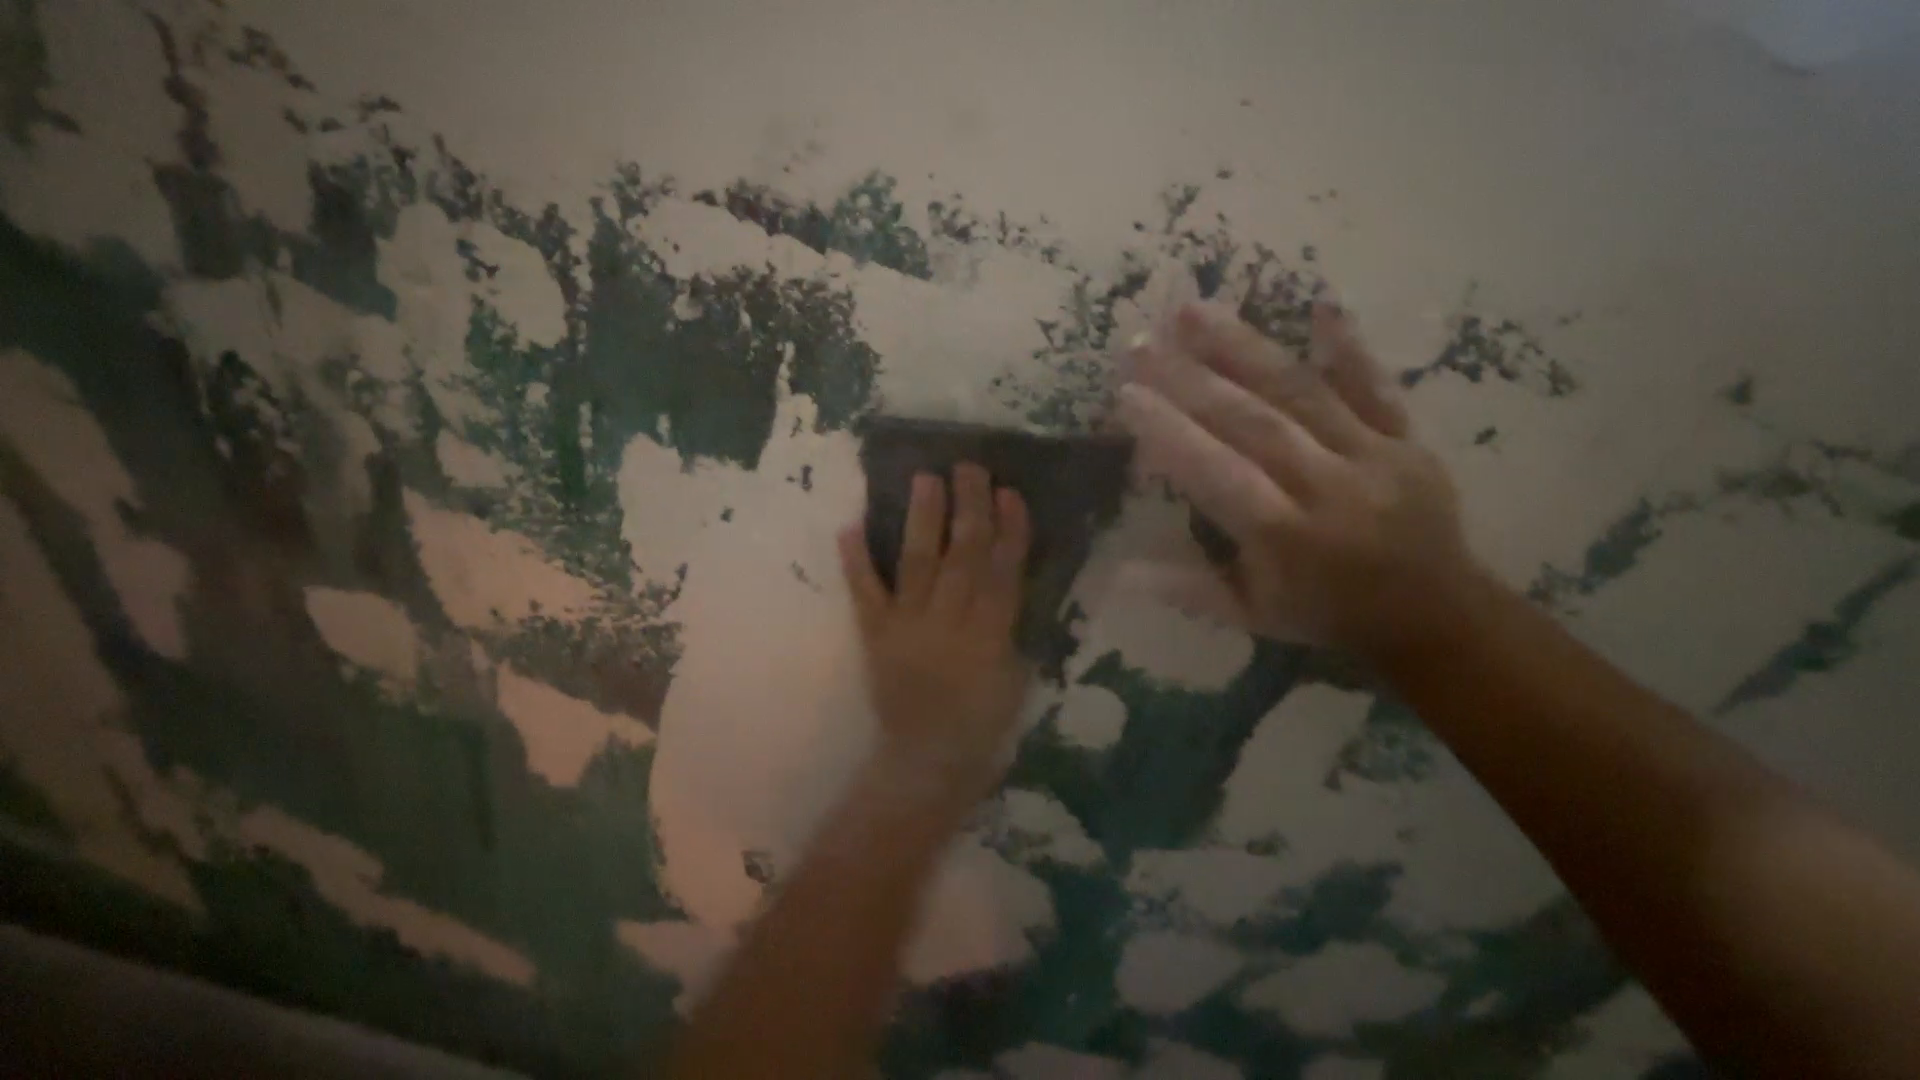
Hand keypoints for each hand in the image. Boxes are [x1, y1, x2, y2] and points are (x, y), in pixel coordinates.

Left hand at [838, 464, 1032, 806]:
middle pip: (963, 555)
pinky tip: (850, 527)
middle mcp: (950, 620)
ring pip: (919, 563)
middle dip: (968, 508)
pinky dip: (857, 561)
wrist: (926, 761)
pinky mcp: (876, 634)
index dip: (1009, 529)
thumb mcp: (1014, 677)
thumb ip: (1011, 629)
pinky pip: (865, 593)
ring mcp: (908, 624)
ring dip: (922, 519)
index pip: (1004, 570)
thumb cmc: (981, 724)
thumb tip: (1008, 583)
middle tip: (968, 466)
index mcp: (990, 633)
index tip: (1009, 492)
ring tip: (924, 478)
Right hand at [1117, 300, 1488, 659]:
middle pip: (1251, 421)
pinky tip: (1320, 302)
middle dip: (1190, 379)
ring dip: (1244, 347)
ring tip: (1193, 311)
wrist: (1434, 615)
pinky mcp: (1407, 439)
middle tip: (1140, 343)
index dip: (1169, 432)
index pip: (1214, 472)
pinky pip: (1376, 387)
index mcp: (1283, 535)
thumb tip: (1116, 569)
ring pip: (1301, 392)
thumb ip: (1187, 587)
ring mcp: (1371, 456)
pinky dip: (1349, 346)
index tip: (1126, 395)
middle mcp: (1325, 487)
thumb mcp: (1252, 615)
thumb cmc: (1326, 615)